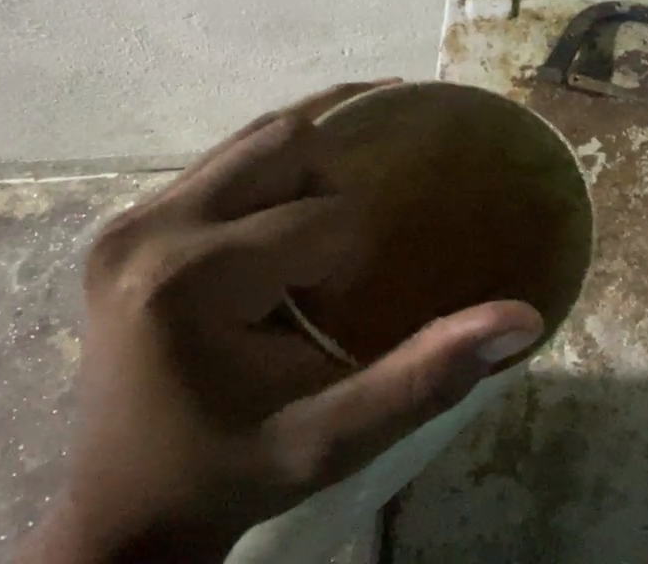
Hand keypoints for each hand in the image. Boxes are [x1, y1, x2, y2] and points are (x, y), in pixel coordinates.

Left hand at [26, 83, 543, 562]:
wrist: (123, 511)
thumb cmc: (231, 470)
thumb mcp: (333, 440)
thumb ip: (424, 378)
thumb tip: (524, 319)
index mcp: (192, 281)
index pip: (323, 214)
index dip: (355, 253)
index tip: (341, 309)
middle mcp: (150, 231)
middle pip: (287, 144)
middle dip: (341, 181)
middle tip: (355, 242)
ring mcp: (131, 220)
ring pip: (257, 137)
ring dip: (317, 163)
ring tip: (348, 207)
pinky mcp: (131, 223)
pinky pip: (229, 158)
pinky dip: (284, 165)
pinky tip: (313, 196)